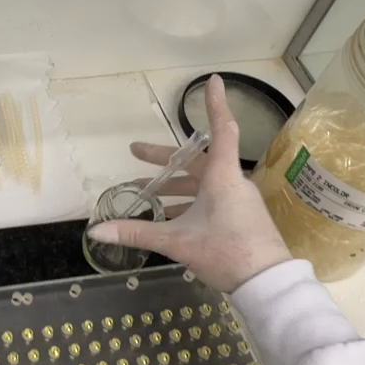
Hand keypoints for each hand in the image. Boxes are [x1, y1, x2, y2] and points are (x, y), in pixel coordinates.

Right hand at [88, 75, 293, 292]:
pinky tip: (168, 218)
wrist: (268, 285)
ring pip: (201, 183)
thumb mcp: (177, 242)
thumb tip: (97, 231)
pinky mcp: (240, 219)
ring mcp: (238, 201)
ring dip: (173, 185)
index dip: (214, 104)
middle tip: (135, 152)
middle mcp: (231, 183)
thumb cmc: (227, 252)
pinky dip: (187, 202)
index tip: (213, 80)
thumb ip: (136, 233)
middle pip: (195, 160)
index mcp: (221, 177)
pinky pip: (209, 200)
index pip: (220, 130)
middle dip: (164, 158)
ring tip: (144, 194)